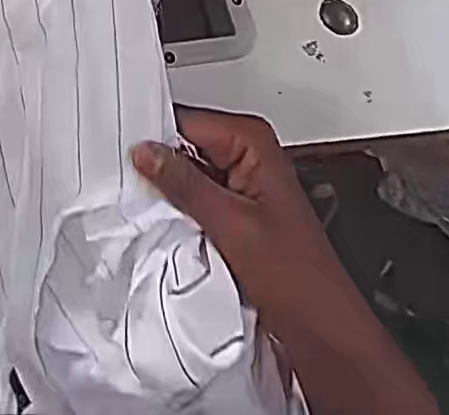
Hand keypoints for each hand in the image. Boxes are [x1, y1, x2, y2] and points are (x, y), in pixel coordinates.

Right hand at [131, 107, 362, 336]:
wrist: (321, 328)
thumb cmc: (298, 277)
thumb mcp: (231, 225)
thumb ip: (185, 184)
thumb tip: (148, 152)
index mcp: (252, 140)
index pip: (187, 120)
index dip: (155, 136)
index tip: (127, 152)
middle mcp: (248, 152)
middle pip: (185, 143)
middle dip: (160, 164)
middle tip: (134, 184)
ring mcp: (239, 179)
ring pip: (186, 171)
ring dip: (168, 190)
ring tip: (154, 210)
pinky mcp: (233, 205)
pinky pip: (193, 194)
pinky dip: (178, 208)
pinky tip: (169, 223)